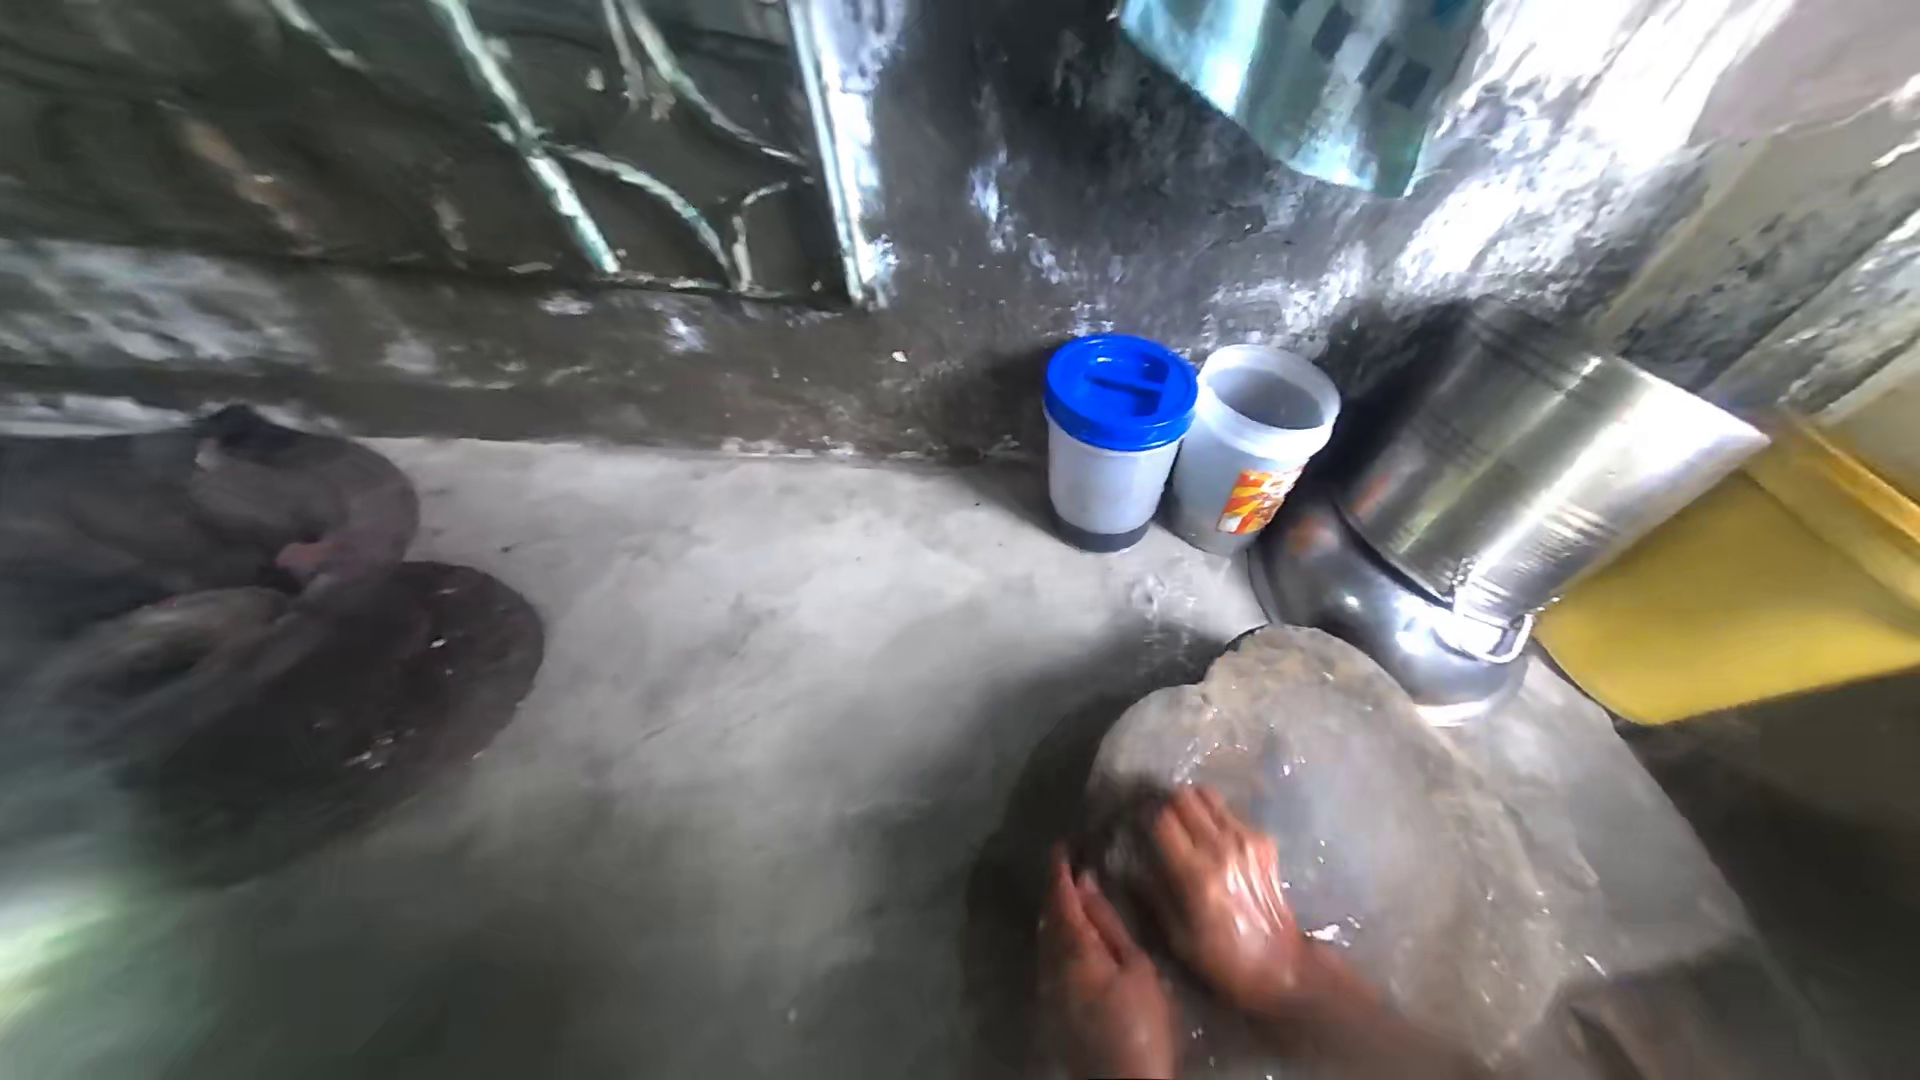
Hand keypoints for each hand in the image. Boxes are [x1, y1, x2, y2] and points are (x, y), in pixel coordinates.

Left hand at [1039, 847, 1177, 1078]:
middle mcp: (1050, 958)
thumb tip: (1086, 883)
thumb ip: (1107, 922)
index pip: (1059, 894)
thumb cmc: (1140, 1023)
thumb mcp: (1137, 967)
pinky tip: (1070, 934)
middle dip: (1055, 887)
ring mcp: (1046, 983)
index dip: (1058, 868)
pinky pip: (1047, 954)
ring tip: (1071, 895)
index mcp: (1072, 944)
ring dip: (1054, 911)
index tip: (1061, 846)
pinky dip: (1055, 934)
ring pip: (1044, 933)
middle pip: (1047, 912)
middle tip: (1069, 866)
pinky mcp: (1049, 1003)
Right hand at [1144, 787, 1328, 1014]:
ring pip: (1208, 794)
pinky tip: (1216, 838)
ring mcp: (1245, 841)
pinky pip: (1230, 812)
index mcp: (1195, 873)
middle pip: (1183, 797)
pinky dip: (1217, 817)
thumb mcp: (1177, 936)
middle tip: (1164, 818)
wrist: (1284, 969)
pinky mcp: (1264, 842)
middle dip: (1168, 803)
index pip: (1161, 819)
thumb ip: (1152, 892)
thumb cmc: (1223, 958)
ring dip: (1193, 803)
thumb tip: (1130, 863)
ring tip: (1188, 821)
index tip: (1139, 823)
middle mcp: (1219, 848)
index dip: (1146, 816)